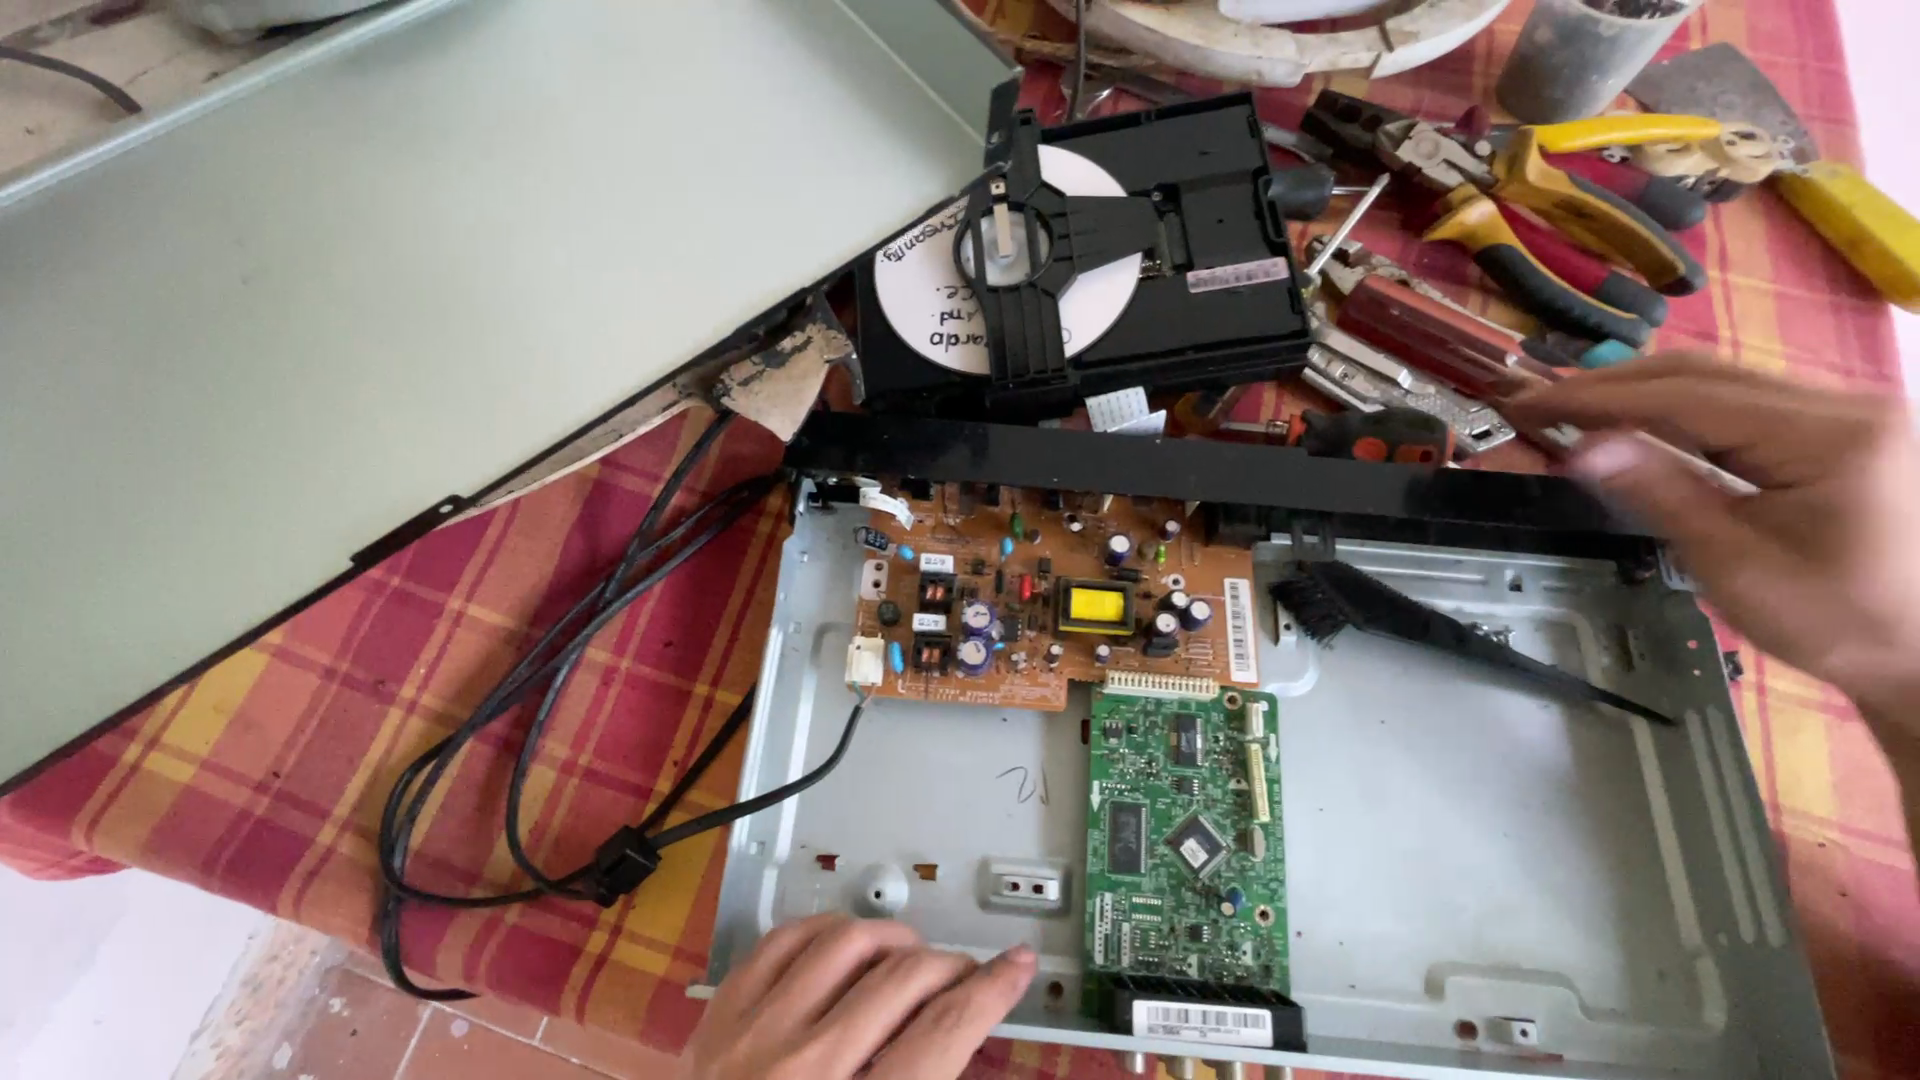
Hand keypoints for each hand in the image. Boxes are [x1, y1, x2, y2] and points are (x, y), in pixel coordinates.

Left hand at [682, 914, 1036, 1079]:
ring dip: (892, 940)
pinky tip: (845, 943)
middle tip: (964, 977)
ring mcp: (754, 1037)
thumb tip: (963, 1038)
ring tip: (908, 959)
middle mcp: (804, 1071)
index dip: (992, 990)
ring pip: (846, 941)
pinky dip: (825, 930)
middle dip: (951, 966)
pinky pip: (783, 939)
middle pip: (904, 977)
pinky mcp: (719, 1019)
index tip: (1016, 966)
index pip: (945, 1031)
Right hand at [1506, 355, 1919, 728]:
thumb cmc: (1840, 621)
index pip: (1684, 398)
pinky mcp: (1837, 431)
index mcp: (1829, 437)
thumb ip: (1660, 494)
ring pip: (1718, 380)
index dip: (1594, 397)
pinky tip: (1630, 419)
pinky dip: (1669, 405)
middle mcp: (1844, 406)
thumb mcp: (1735, 564)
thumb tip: (1584, 447)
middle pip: (1701, 372)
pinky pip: (1737, 401)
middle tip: (1534, 403)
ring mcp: (1845, 414)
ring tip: (1567, 408)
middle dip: (1607, 384)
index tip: (1527, 404)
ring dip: (1634, 390)